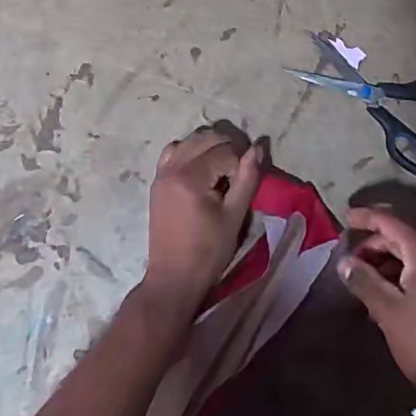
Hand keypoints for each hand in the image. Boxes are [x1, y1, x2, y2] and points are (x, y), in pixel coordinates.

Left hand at [144, 129, 261, 302]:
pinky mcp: (157, 182)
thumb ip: (248, 177)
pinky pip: (173, 151)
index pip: (225, 151)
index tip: (243, 186)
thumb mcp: (235, 214)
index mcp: (190, 178)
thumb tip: (258, 147)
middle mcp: (172, 169)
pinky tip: (202, 169)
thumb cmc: (209, 250)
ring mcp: (161, 174)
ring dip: (210, 147)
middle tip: (239, 174)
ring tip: (222, 169)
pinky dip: (190, 151)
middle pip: (207, 138)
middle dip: (228, 149)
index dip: (241, 165)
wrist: (175, 277)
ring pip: (190, 140)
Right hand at [337, 207, 415, 415]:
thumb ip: (365, 282)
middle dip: (372, 245)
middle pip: (401, 238)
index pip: (392, 223)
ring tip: (360, 284)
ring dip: (383, 264)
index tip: (344, 217)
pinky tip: (381, 300)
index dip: (367, 217)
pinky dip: (397, 278)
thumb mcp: (389, 312)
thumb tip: (345, 261)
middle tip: (347, 264)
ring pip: (409, 258)